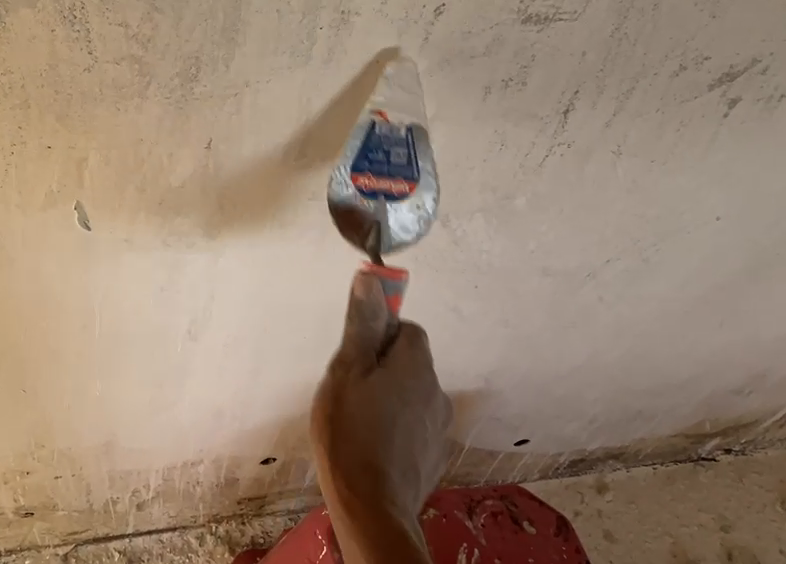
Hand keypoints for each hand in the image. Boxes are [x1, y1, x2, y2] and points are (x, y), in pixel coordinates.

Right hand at [310, 272, 451, 563]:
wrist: (370, 507)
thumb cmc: (349, 429)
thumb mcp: (345, 370)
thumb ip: (361, 325)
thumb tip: (371, 279)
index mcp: (417, 367)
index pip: (409, 330)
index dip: (382, 333)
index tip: (356, 351)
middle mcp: (437, 393)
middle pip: (411, 362)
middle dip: (383, 365)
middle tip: (349, 385)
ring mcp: (440, 429)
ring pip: (413, 395)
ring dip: (391, 396)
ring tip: (357, 416)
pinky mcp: (434, 458)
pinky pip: (415, 426)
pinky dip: (397, 426)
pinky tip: (372, 443)